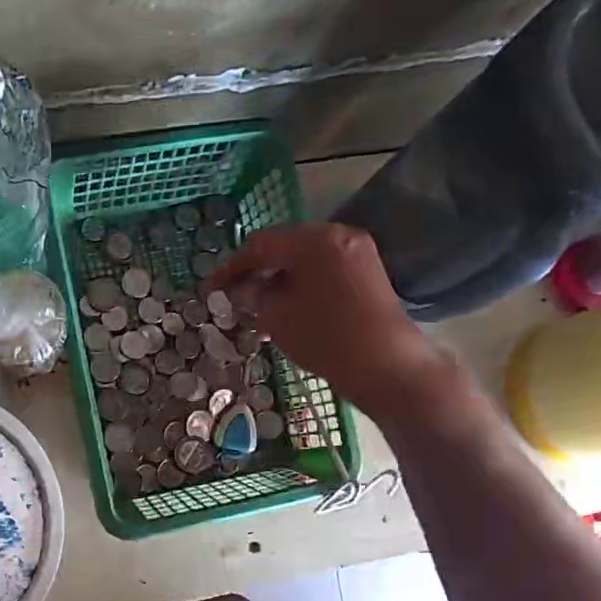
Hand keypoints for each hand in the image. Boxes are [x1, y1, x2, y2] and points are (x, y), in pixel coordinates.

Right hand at [212, 222, 465, 423]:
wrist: (386, 365)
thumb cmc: (326, 338)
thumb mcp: (278, 317)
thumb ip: (254, 297)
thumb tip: (243, 289)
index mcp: (314, 239)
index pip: (261, 245)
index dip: (233, 267)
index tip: (213, 287)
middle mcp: (338, 236)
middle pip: (285, 248)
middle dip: (257, 273)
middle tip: (236, 297)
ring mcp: (358, 253)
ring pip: (305, 261)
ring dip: (279, 281)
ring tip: (260, 311)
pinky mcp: (368, 274)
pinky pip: (324, 271)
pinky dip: (302, 286)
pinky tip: (288, 311)